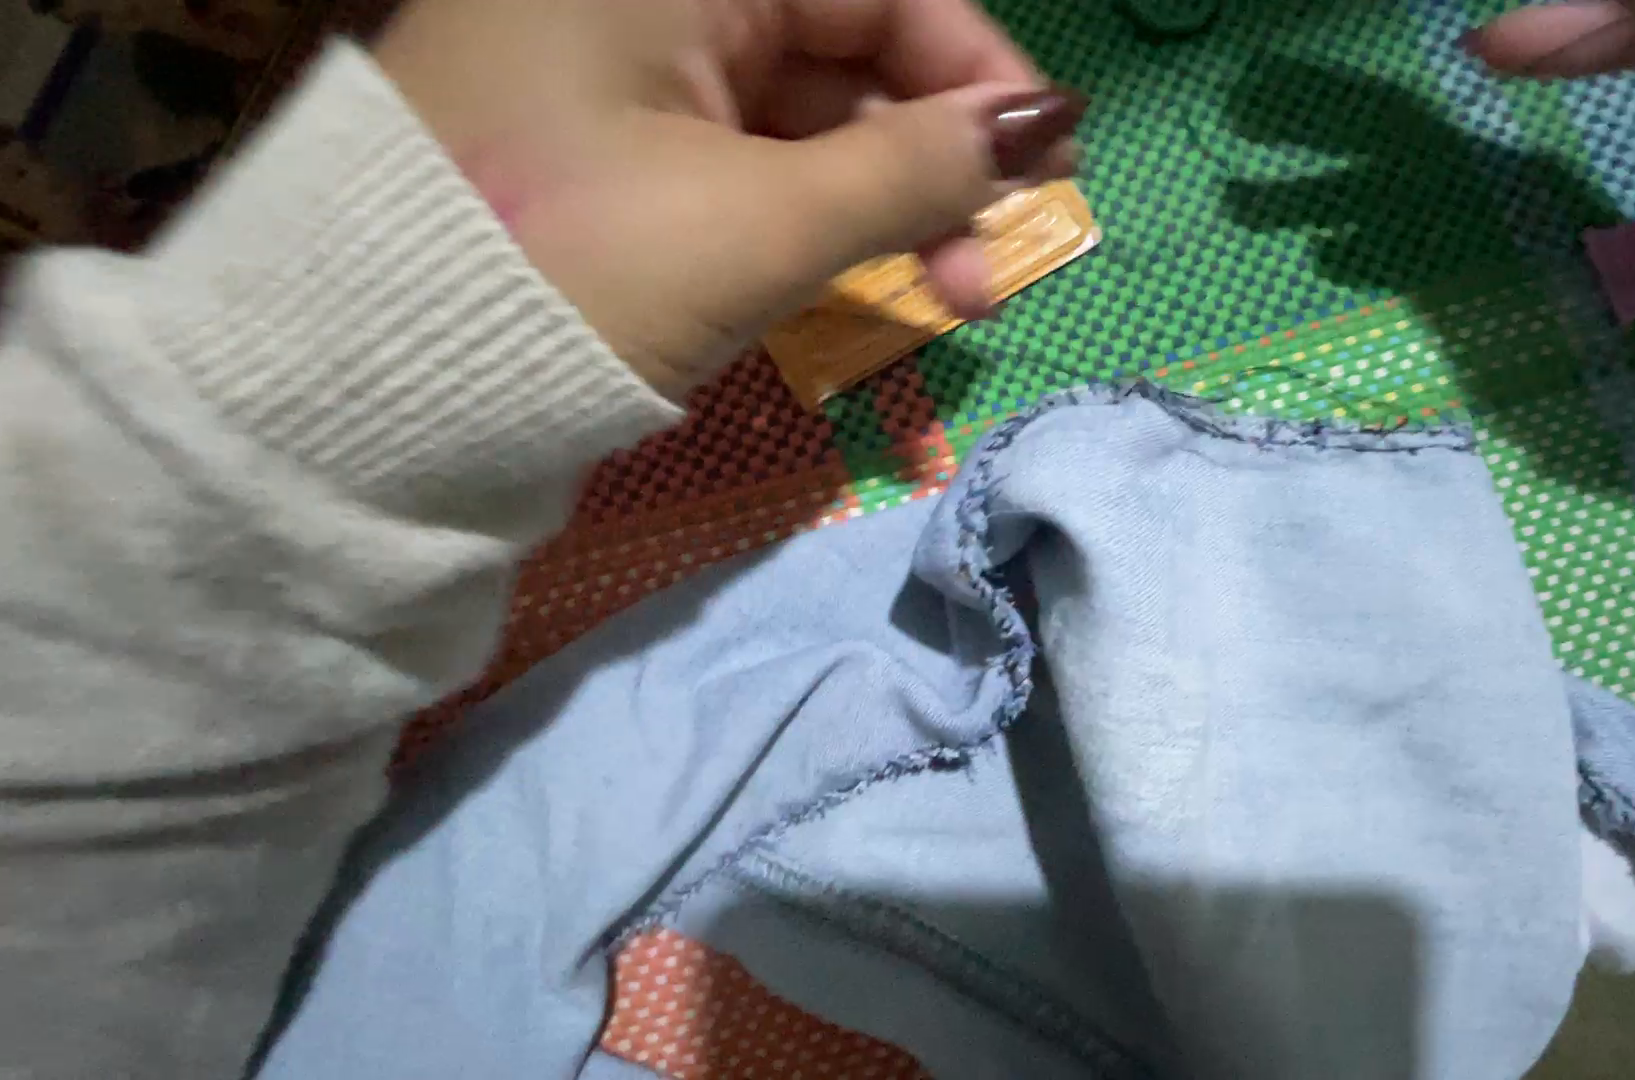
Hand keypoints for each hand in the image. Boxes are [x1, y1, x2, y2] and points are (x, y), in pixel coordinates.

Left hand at [375, 0, 1082, 397]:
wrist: (396, 397)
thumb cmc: (575, 282)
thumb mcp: (758, 226)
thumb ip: (907, 173)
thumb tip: (1034, 133)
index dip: (974, 68)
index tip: (1047, 155)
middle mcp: (655, 10)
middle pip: (850, 59)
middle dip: (938, 163)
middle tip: (993, 266)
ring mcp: (648, 96)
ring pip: (816, 132)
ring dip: (895, 211)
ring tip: (953, 296)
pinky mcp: (644, 175)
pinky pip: (769, 180)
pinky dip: (833, 230)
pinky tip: (874, 282)